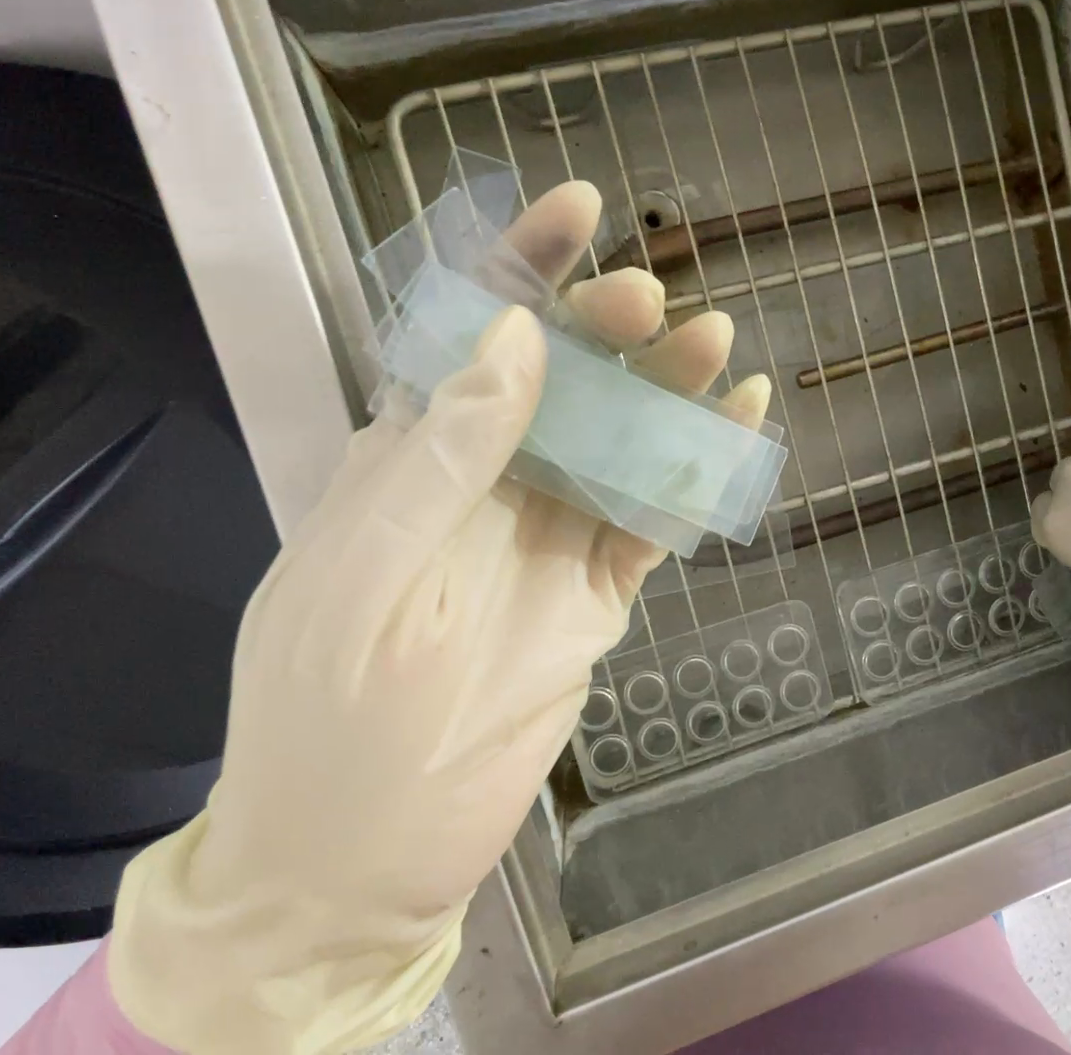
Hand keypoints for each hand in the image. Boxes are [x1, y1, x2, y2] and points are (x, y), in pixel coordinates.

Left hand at [107, 182, 769, 1054]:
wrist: (364, 862)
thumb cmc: (334, 731)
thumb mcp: (366, 587)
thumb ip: (437, 461)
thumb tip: (514, 337)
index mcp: (406, 464)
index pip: (465, 337)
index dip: (519, 265)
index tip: (579, 208)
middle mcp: (481, 486)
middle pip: (557, 380)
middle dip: (606, 328)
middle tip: (658, 306)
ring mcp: (543, 540)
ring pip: (616, 442)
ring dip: (665, 392)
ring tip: (720, 348)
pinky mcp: (592, 595)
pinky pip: (649, 519)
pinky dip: (692, 474)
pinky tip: (736, 430)